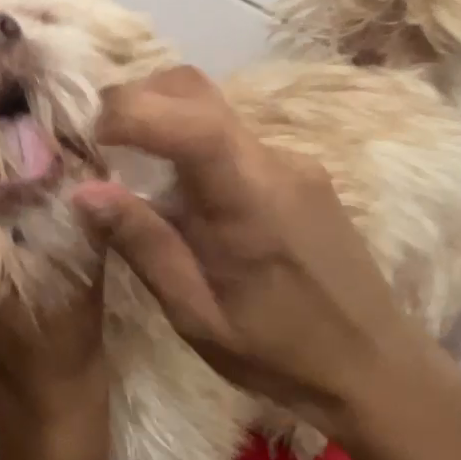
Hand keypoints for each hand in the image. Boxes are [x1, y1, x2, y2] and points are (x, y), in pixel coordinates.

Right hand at [71, 67, 442, 438]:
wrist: (376, 368)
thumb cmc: (280, 354)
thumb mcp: (196, 314)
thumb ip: (144, 245)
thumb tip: (84, 191)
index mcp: (250, 200)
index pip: (192, 122)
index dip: (132, 110)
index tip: (87, 134)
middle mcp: (274, 162)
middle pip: (196, 91)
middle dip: (135, 99)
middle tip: (94, 143)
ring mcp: (291, 162)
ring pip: (211, 109)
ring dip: (159, 122)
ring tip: (126, 171)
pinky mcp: (297, 173)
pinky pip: (229, 139)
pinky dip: (186, 145)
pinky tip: (175, 196)